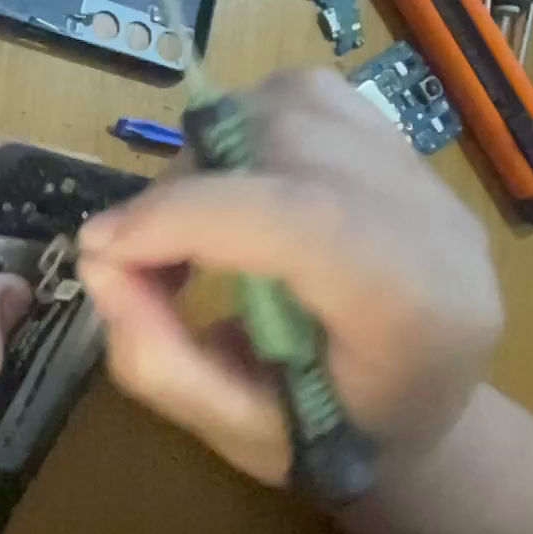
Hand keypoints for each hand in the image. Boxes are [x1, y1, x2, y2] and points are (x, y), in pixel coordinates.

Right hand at [76, 69, 502, 487]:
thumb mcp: (234, 433)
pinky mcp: (398, 146)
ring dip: (209, 152)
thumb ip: (158, 360)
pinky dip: (244, 122)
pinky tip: (232, 181)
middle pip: (287, 144)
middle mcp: (434, 223)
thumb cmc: (332, 439)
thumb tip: (98, 262)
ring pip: (290, 103)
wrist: (419, 410)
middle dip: (183, 189)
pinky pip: (305, 94)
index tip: (100, 248)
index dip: (184, 217)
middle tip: (140, 252)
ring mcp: (422, 174)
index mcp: (416, 312)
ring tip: (187, 218)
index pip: (301, 221)